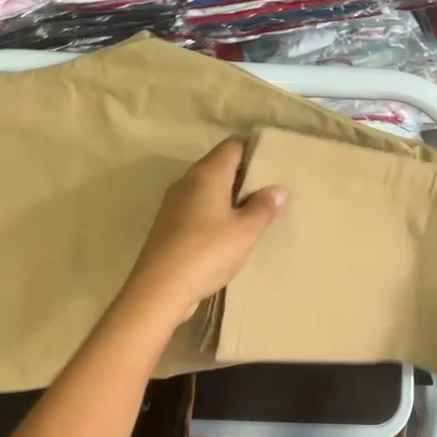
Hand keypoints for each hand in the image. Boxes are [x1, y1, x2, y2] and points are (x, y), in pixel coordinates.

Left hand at [120, 139, 287, 323]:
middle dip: (244, 174)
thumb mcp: (245, 231)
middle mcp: (188, 181)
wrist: (157, 291)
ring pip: (208, 187)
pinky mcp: (168, 224)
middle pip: (220, 164)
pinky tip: (228, 232)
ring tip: (253, 211)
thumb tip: (279, 189)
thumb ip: (264, 207)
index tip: (274, 163)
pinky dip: (214, 212)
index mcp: (208, 173)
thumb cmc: (206, 252)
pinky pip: (197, 206)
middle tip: (269, 189)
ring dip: (229, 196)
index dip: (254, 149)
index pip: (233, 145)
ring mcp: (174, 202)